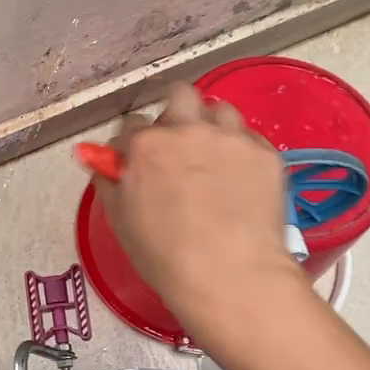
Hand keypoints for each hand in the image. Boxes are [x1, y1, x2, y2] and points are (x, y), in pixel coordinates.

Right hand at [92, 82, 309, 347]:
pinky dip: (239, 152)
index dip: (133, 144)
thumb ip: (109, 181)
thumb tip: (105, 162)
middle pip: (179, 95)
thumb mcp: (119, 219)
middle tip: (177, 144)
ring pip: (219, 110)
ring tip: (213, 158)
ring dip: (211, 126)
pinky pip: (248, 139)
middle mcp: (186, 130)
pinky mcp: (265, 153)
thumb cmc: (163, 255)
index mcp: (144, 145)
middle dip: (175, 113)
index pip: (131, 125)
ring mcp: (230, 138)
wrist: (229, 274)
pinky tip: (238, 180)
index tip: (138, 161)